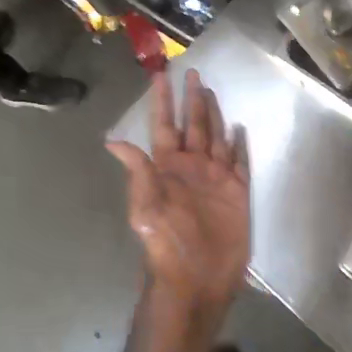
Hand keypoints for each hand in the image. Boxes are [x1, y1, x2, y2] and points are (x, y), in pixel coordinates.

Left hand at [107, 71, 250, 324]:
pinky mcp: (237, 194)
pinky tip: (239, 129)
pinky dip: (240, 145)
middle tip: (193, 72)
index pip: (165, 125)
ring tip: (212, 91)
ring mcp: (216, 179)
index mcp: (168, 167)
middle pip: (193, 125)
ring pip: (215, 137)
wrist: (197, 278)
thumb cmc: (167, 243)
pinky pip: (240, 162)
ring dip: (214, 114)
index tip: (161, 75)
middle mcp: (192, 167)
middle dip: (192, 99)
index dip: (163, 101)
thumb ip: (138, 172)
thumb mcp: (146, 207)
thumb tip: (112, 141)